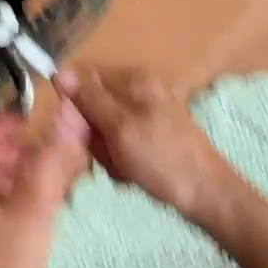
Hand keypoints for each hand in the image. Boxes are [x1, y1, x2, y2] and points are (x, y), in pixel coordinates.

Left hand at [0, 109, 89, 267]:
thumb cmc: (5, 265)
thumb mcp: (35, 208)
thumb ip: (53, 160)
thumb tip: (69, 117)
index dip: (14, 123)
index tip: (46, 126)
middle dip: (25, 152)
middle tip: (62, 157)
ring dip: (25, 178)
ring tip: (60, 186)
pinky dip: (17, 201)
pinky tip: (43, 217)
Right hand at [57, 65, 239, 223]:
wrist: (207, 195)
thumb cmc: (163, 159)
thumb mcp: (120, 128)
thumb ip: (90, 100)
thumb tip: (59, 72)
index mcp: (134, 81)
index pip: (85, 84)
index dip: (77, 110)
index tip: (81, 134)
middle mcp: (140, 93)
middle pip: (94, 109)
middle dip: (95, 138)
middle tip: (110, 157)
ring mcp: (147, 116)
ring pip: (104, 132)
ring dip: (107, 154)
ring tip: (124, 169)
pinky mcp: (151, 139)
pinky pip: (120, 146)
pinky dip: (121, 162)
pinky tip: (132, 175)